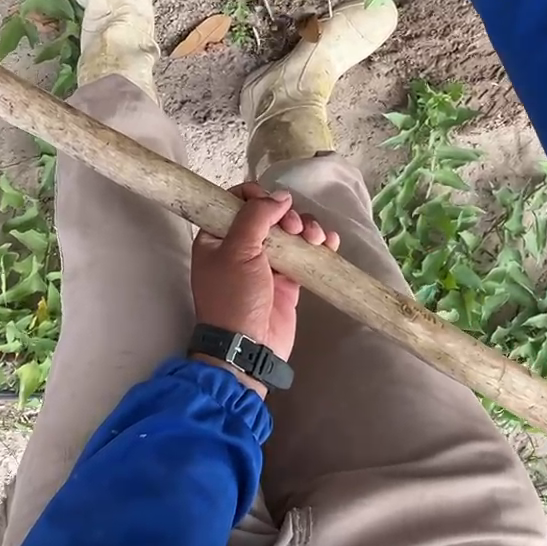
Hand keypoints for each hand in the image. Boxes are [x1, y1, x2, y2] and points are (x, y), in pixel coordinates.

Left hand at [189, 182, 340, 394]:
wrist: (248, 348)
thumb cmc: (234, 296)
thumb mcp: (237, 251)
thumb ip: (256, 217)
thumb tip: (281, 197)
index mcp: (217, 236)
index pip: (235, 201)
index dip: (256, 196)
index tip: (271, 203)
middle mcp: (240, 245)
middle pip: (268, 213)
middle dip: (287, 214)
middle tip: (295, 228)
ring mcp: (266, 262)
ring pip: (290, 231)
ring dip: (307, 227)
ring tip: (316, 238)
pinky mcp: (288, 278)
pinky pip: (305, 253)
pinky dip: (318, 245)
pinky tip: (329, 244)